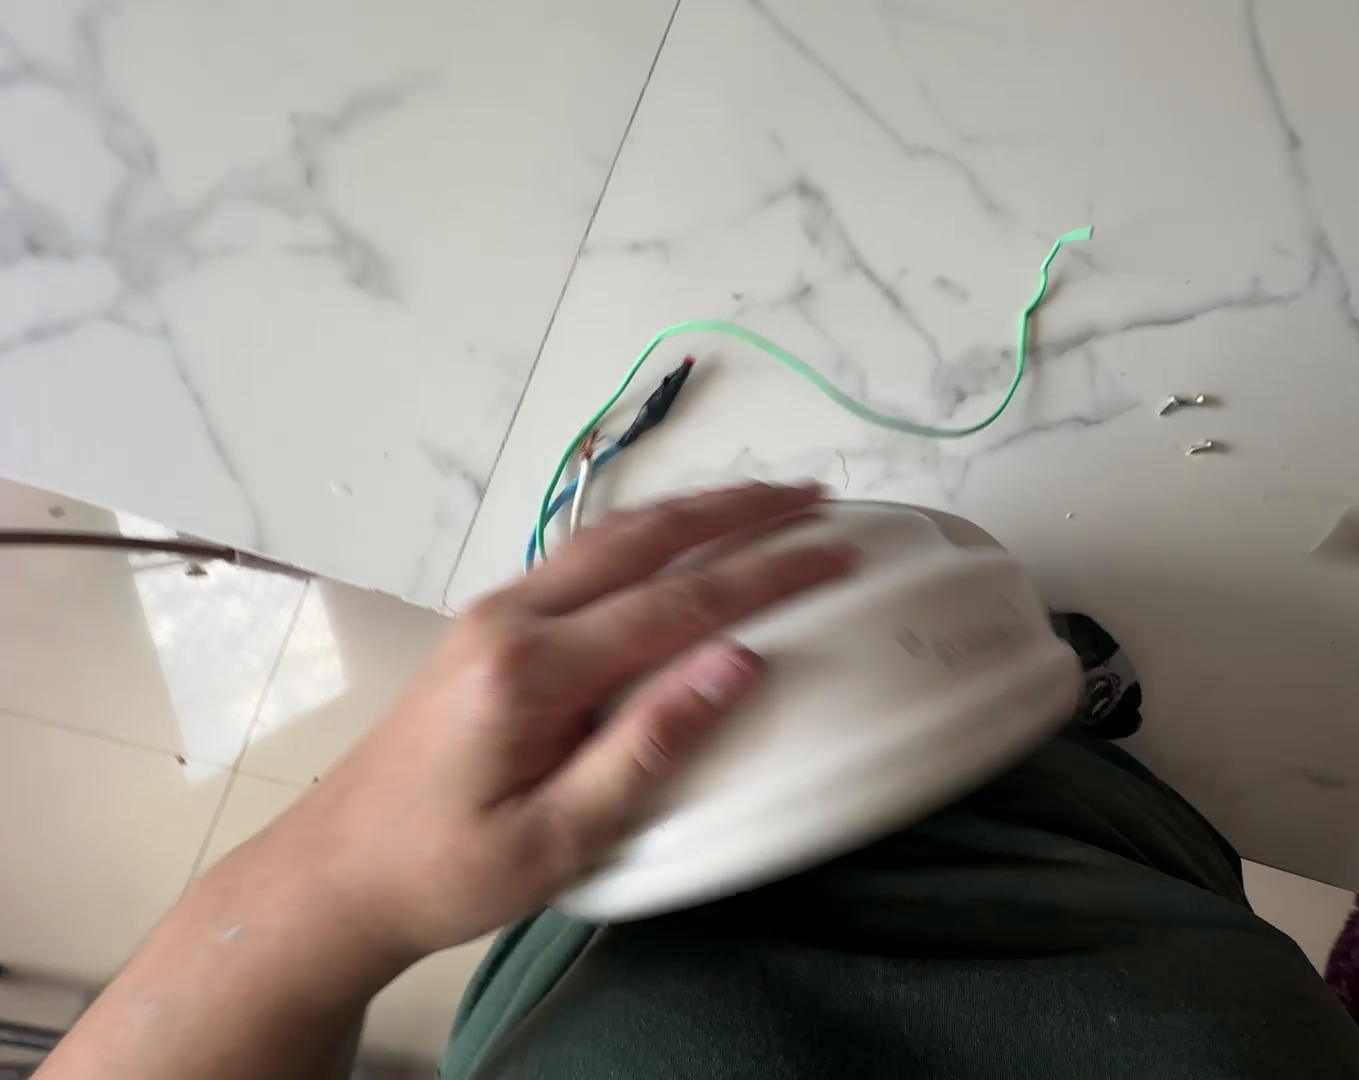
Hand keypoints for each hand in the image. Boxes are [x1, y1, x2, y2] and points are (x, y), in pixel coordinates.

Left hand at [235, 481, 856, 963]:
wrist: (334, 874)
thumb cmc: (451, 869)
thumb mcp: (559, 836)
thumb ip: (650, 745)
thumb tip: (740, 662)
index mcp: (535, 669)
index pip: (680, 602)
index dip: (768, 572)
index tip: (834, 551)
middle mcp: (517, 614)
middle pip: (649, 536)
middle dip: (741, 508)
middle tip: (812, 494)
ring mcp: (504, 607)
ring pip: (620, 530)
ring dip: (701, 507)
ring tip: (768, 498)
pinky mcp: (501, 616)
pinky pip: (595, 550)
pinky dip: (660, 526)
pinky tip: (689, 530)